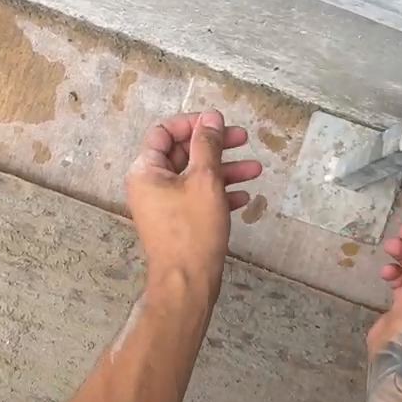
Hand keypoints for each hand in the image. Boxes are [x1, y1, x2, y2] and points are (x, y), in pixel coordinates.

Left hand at [125, 110, 262, 289]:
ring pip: (195, 177)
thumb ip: (208, 144)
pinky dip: (219, 194)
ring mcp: (162, 206)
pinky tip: (244, 198)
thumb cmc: (193, 231)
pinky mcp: (177, 223)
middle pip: (183, 153)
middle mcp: (149, 186)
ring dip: (225, 170)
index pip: (165, 131)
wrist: (187, 282)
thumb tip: (211, 118)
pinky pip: (197, 199)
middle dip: (216, 146)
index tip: (219, 124)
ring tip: (255, 169)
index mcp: (146, 170)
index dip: (193, 123)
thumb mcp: (205, 179)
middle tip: (243, 140)